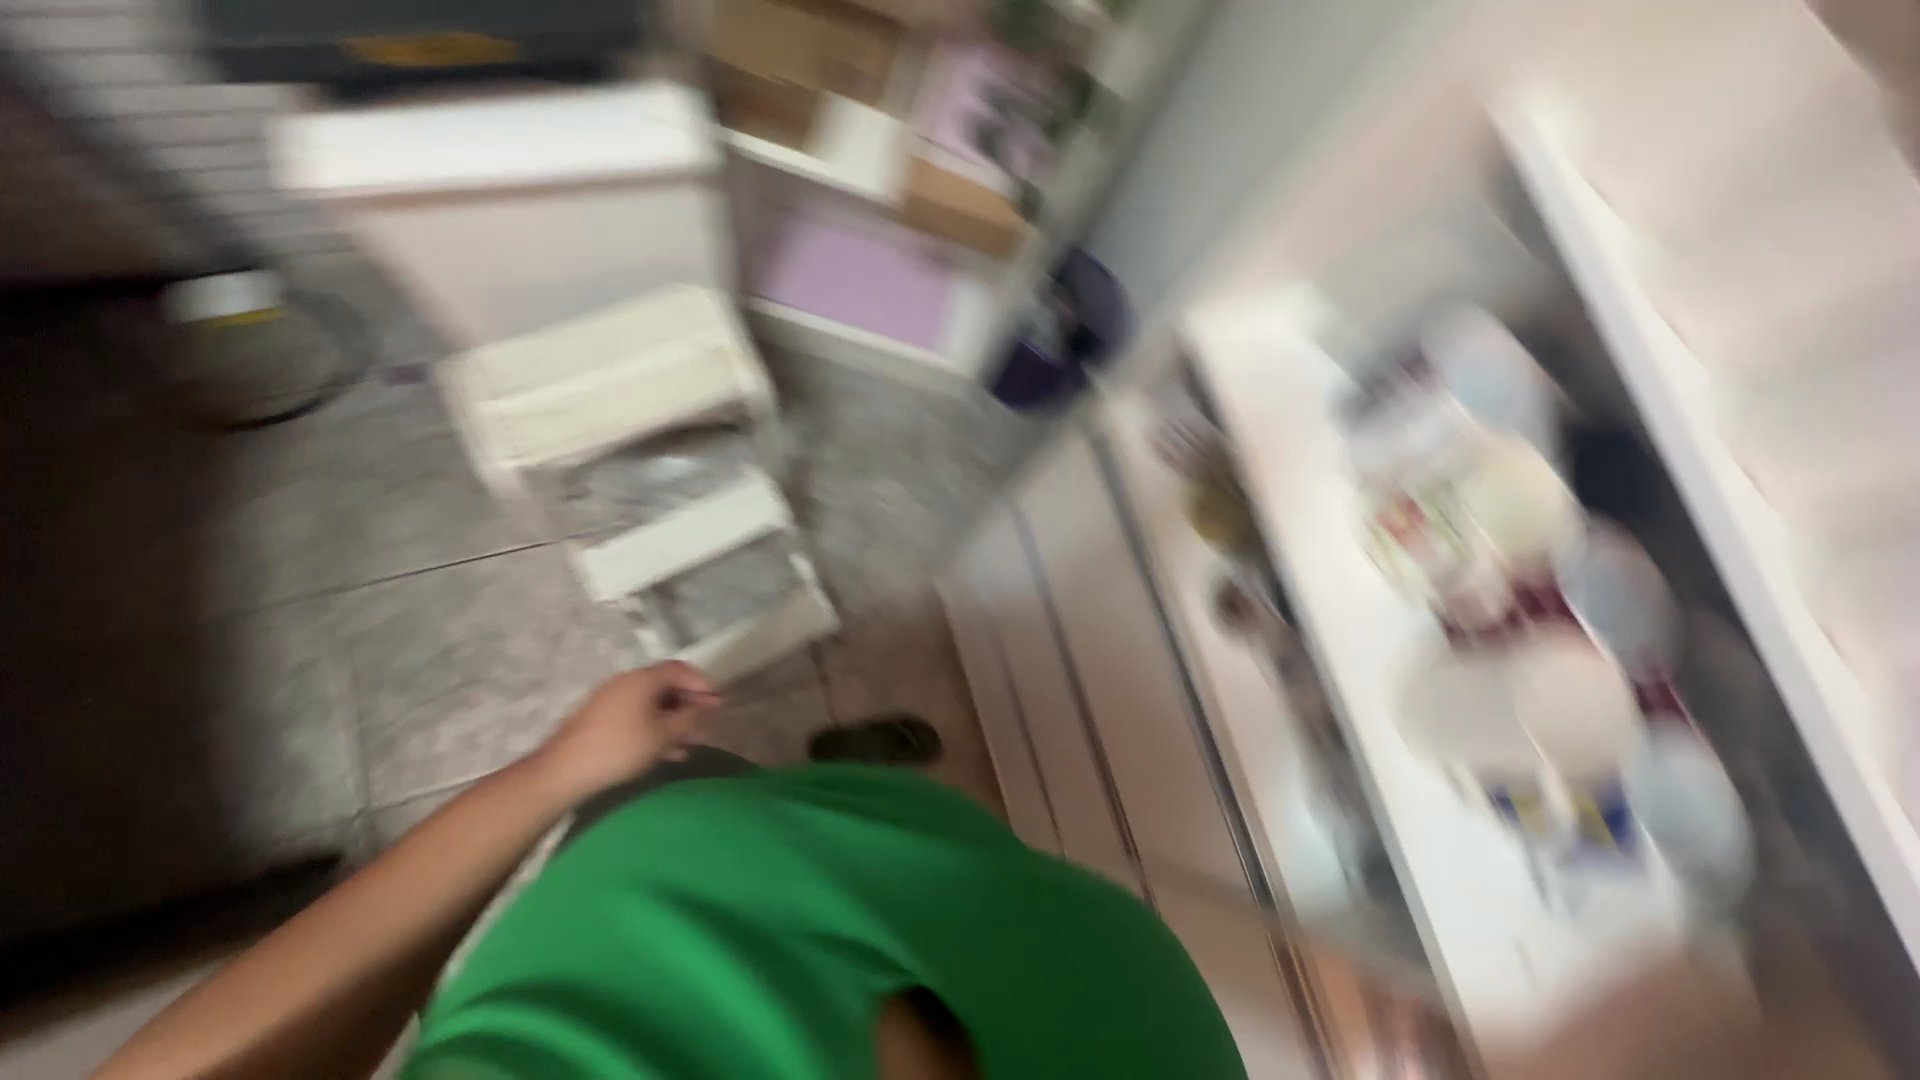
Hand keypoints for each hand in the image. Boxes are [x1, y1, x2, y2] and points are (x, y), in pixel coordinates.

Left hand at [532, 663, 722, 801]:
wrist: (564, 771)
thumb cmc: (620, 748)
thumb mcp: (663, 734)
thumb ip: (689, 717)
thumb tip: (705, 704)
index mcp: (643, 679)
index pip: (681, 669)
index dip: (703, 684)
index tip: (717, 704)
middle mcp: (627, 682)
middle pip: (667, 687)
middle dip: (690, 706)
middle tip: (706, 726)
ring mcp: (612, 700)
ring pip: (653, 705)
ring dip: (674, 722)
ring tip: (691, 745)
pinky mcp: (602, 719)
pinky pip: (638, 716)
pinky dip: (655, 728)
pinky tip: (667, 752)